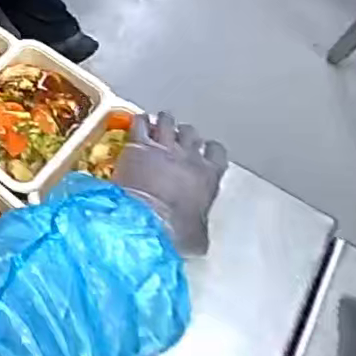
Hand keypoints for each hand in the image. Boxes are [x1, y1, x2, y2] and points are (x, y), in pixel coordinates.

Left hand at [110, 111, 227, 256]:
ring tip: (156, 123)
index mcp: (209, 176)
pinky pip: (140, 122)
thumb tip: (195, 229)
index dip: (209, 149)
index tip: (203, 150)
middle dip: (183, 133)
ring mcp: (163, 147)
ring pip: (166, 122)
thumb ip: (199, 222)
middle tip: (175, 137)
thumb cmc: (176, 231)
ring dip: (162, 121)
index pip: (217, 152)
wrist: (147, 219)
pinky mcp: (138, 143)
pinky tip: (137, 122)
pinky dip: (140, 120)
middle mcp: (188, 156)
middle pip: (190, 133)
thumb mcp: (199, 234)